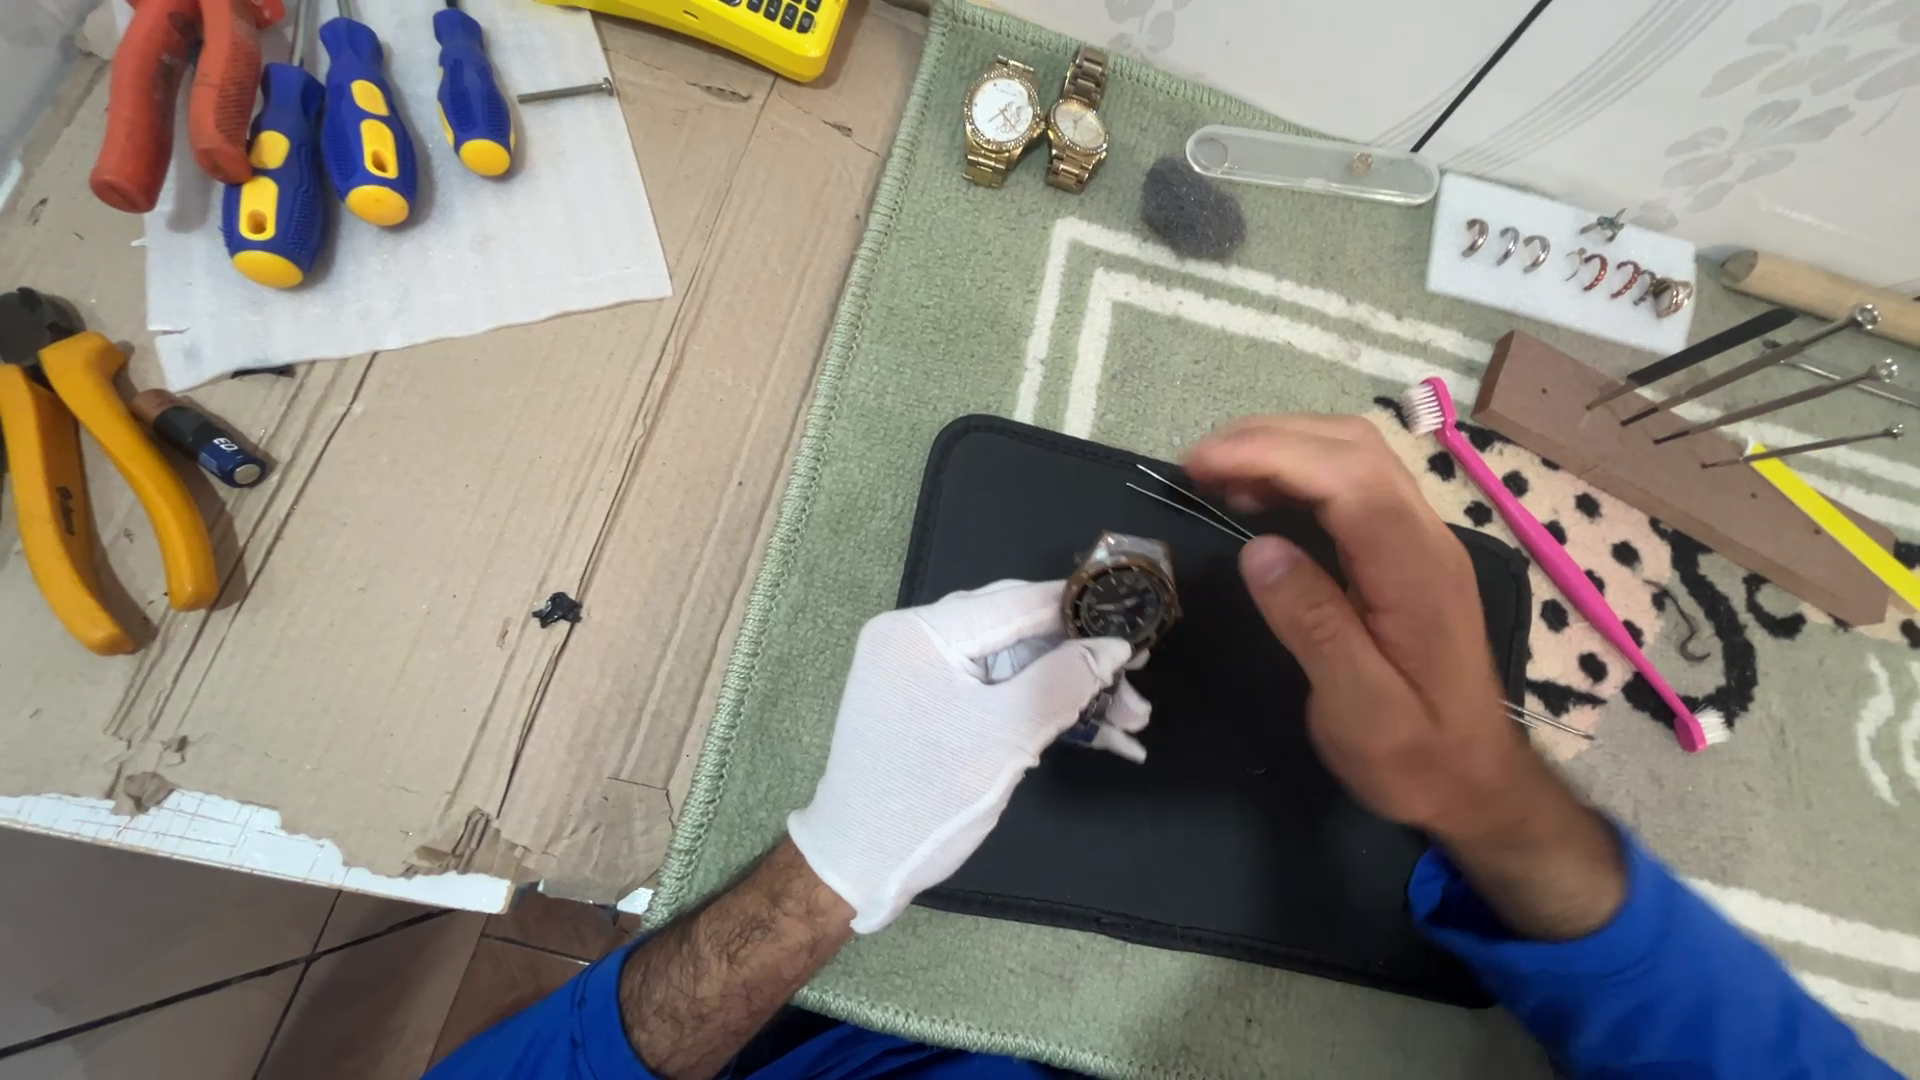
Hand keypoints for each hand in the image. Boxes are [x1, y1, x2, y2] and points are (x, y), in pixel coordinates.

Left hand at [789, 580, 1141, 932]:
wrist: (858, 869)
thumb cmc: (925, 799)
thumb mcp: (1004, 737)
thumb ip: (1062, 682)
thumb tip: (1113, 646)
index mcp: (921, 631)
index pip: (1014, 602)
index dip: (1079, 611)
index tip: (1134, 619)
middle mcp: (918, 639)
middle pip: (1017, 633)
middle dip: (1079, 661)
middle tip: (1137, 681)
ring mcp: (922, 673)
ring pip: (1013, 667)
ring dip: (1067, 692)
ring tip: (1129, 722)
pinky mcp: (931, 704)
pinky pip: (994, 692)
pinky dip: (1037, 710)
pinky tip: (1089, 732)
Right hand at [1186, 416, 1623, 939]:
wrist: (1476, 783)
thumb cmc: (1414, 756)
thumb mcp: (1359, 709)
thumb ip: (1314, 626)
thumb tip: (1258, 550)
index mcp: (1415, 571)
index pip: (1347, 479)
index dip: (1269, 456)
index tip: (1199, 467)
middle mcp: (1424, 537)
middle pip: (1352, 446)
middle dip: (1266, 437)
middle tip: (1194, 464)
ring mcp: (1418, 538)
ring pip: (1353, 453)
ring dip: (1280, 446)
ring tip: (1214, 472)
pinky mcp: (1402, 549)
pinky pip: (1350, 481)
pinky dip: (1295, 469)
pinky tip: (1256, 494)